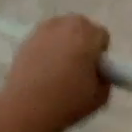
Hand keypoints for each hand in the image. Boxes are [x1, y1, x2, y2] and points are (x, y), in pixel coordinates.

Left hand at [0, 15, 111, 131]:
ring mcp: (44, 29)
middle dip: (83, 42)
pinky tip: (43, 69)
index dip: (100, 54)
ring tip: (59, 68)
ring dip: (65, 42)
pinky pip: (45, 38)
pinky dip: (48, 48)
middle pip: (81, 27)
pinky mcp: (27, 38)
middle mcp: (65, 24)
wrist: (26, 107)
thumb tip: (99, 71)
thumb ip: (105, 78)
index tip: (94, 71)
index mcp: (87, 34)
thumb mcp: (100, 96)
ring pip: (62, 30)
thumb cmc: (67, 101)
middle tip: (79, 68)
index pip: (102, 36)